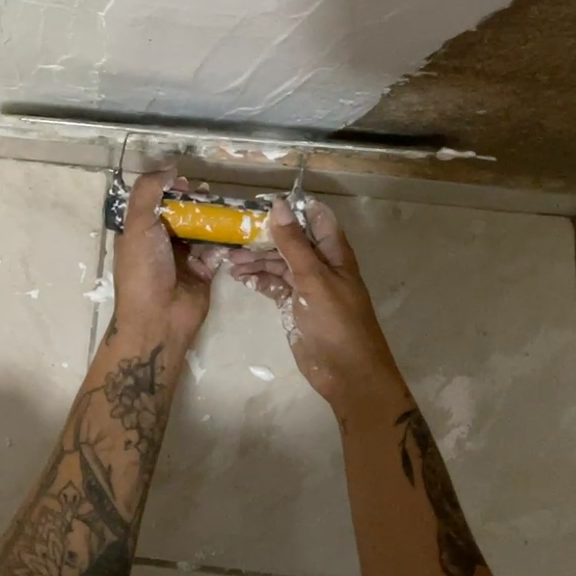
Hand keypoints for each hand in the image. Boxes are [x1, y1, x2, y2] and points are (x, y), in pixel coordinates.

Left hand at [111, 166, 217, 348]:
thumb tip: (169, 166)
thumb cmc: (143, 269)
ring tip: (229, 204)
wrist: (159, 317)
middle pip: (182, 213)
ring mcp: (184, 256)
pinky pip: (218, 248)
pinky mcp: (205, 270)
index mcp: (140, 231)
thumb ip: (150, 191)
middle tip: (211, 192)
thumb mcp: (138, 224)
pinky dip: (227, 237)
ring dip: (214, 216)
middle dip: (196, 201)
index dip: (169, 189)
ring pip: (202, 228)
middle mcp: (162, 242)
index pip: (155, 202)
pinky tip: (238, 224)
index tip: (185, 180)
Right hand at [227, 197, 402, 410]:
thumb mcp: (313, 277)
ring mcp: (306, 286)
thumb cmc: (336, 321)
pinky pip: (273, 284)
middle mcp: (319, 264)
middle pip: (289, 240)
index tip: (259, 203)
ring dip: (255, 259)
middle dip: (263, 235)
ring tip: (229, 260)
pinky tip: (239, 277)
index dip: (290, 207)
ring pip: (277, 263)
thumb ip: (293, 242)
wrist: (347, 372)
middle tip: (232, 235)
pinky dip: (257, 279)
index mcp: (333, 252)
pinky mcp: (293, 305)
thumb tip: (277, 205)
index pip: (314, 217)